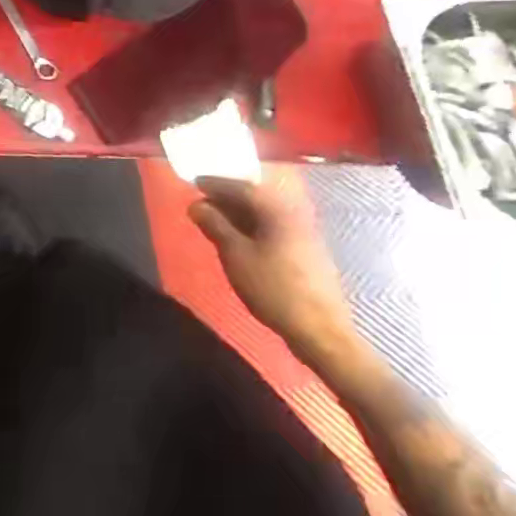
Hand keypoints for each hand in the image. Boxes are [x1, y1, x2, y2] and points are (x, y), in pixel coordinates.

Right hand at [188, 176, 358, 367]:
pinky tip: (241, 241)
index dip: (216, 183)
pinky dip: (253, 228)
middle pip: (256, 199)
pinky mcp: (308, 255)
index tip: (194, 183)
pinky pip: (274, 230)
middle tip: (202, 202)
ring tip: (216, 222)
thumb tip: (196, 204)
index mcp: (277, 212)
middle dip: (227, 198)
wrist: (321, 333)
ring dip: (240, 214)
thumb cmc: (273, 288)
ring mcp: (305, 237)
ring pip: (265, 216)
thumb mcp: (235, 254)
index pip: (242, 187)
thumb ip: (214, 225)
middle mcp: (294, 217)